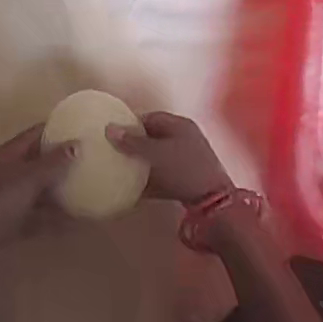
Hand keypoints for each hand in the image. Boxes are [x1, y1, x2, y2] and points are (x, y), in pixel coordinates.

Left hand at [0, 125, 77, 256]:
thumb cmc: (2, 200)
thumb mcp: (29, 178)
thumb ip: (54, 162)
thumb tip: (77, 144)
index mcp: (11, 153)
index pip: (37, 132)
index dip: (58, 129)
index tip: (81, 129)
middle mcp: (12, 171)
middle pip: (42, 159)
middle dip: (63, 159)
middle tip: (89, 157)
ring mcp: (14, 195)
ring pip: (43, 186)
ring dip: (61, 187)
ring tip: (88, 184)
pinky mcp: (18, 218)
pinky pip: (42, 211)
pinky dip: (57, 214)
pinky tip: (76, 217)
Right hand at [108, 111, 232, 204]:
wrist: (213, 203)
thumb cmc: (184, 169)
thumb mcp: (156, 154)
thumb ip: (133, 142)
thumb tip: (109, 129)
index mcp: (180, 125)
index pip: (151, 118)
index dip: (132, 124)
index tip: (114, 133)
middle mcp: (184, 139)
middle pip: (153, 138)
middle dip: (135, 145)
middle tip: (115, 152)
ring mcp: (187, 161)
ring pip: (157, 158)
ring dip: (141, 164)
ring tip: (121, 170)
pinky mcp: (186, 180)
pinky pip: (162, 176)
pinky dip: (149, 180)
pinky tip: (134, 189)